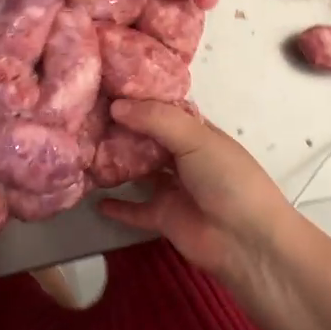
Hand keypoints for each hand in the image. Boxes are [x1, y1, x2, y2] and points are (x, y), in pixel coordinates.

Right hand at [98, 100, 296, 282]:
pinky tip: (95, 199)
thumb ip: (155, 119)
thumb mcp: (196, 138)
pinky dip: (117, 206)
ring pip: (139, 170)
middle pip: (147, 138)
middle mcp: (184, 156)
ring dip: (116, 162)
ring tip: (84, 148)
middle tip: (85, 115)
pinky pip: (135, 209)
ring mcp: (173, 188)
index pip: (163, 109)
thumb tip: (115, 107)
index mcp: (197, 132)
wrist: (246, 241)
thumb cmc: (227, 179)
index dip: (138, 99)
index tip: (104, 88)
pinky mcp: (163, 217)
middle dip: (121, 128)